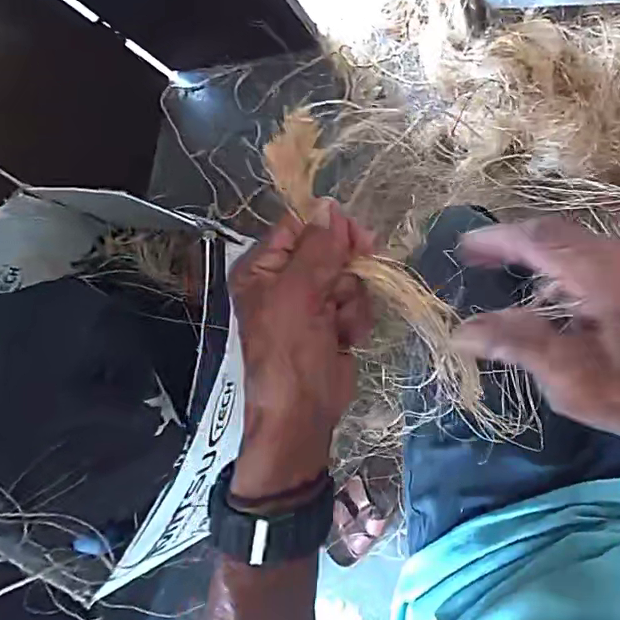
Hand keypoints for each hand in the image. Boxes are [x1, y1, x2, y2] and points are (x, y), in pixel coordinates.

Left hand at [227, 199, 373, 501]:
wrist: (303, 415)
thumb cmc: (289, 354)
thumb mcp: (299, 296)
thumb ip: (316, 249)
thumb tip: (329, 204)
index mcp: (262, 269)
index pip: (298, 228)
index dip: (329, 230)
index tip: (357, 239)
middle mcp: (283, 281)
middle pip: (329, 250)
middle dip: (344, 272)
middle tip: (344, 290)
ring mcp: (309, 302)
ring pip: (348, 276)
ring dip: (351, 300)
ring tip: (338, 326)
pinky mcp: (331, 322)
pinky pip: (355, 301)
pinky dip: (356, 318)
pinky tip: (347, 338)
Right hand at [451, 217, 619, 517]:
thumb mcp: (571, 377)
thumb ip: (516, 345)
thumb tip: (463, 331)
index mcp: (603, 272)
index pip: (536, 240)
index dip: (495, 240)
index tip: (461, 245)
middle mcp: (619, 256)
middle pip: (552, 233)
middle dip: (510, 240)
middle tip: (473, 253)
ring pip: (569, 243)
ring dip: (532, 252)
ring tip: (498, 266)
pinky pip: (585, 257)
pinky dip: (554, 265)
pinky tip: (539, 291)